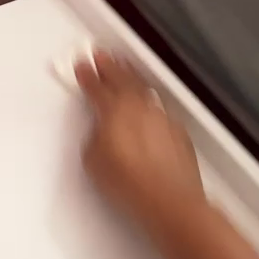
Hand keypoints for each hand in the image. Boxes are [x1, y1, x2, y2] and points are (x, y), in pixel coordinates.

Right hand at [77, 50, 208, 237]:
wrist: (171, 203)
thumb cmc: (131, 185)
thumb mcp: (93, 161)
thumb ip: (94, 137)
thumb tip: (99, 134)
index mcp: (113, 110)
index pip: (95, 86)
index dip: (86, 75)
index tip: (81, 67)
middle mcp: (138, 107)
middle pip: (120, 78)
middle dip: (108, 66)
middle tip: (100, 56)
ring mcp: (160, 116)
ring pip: (141, 87)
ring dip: (129, 76)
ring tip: (123, 68)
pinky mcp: (177, 131)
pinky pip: (158, 105)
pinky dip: (148, 98)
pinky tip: (146, 100)